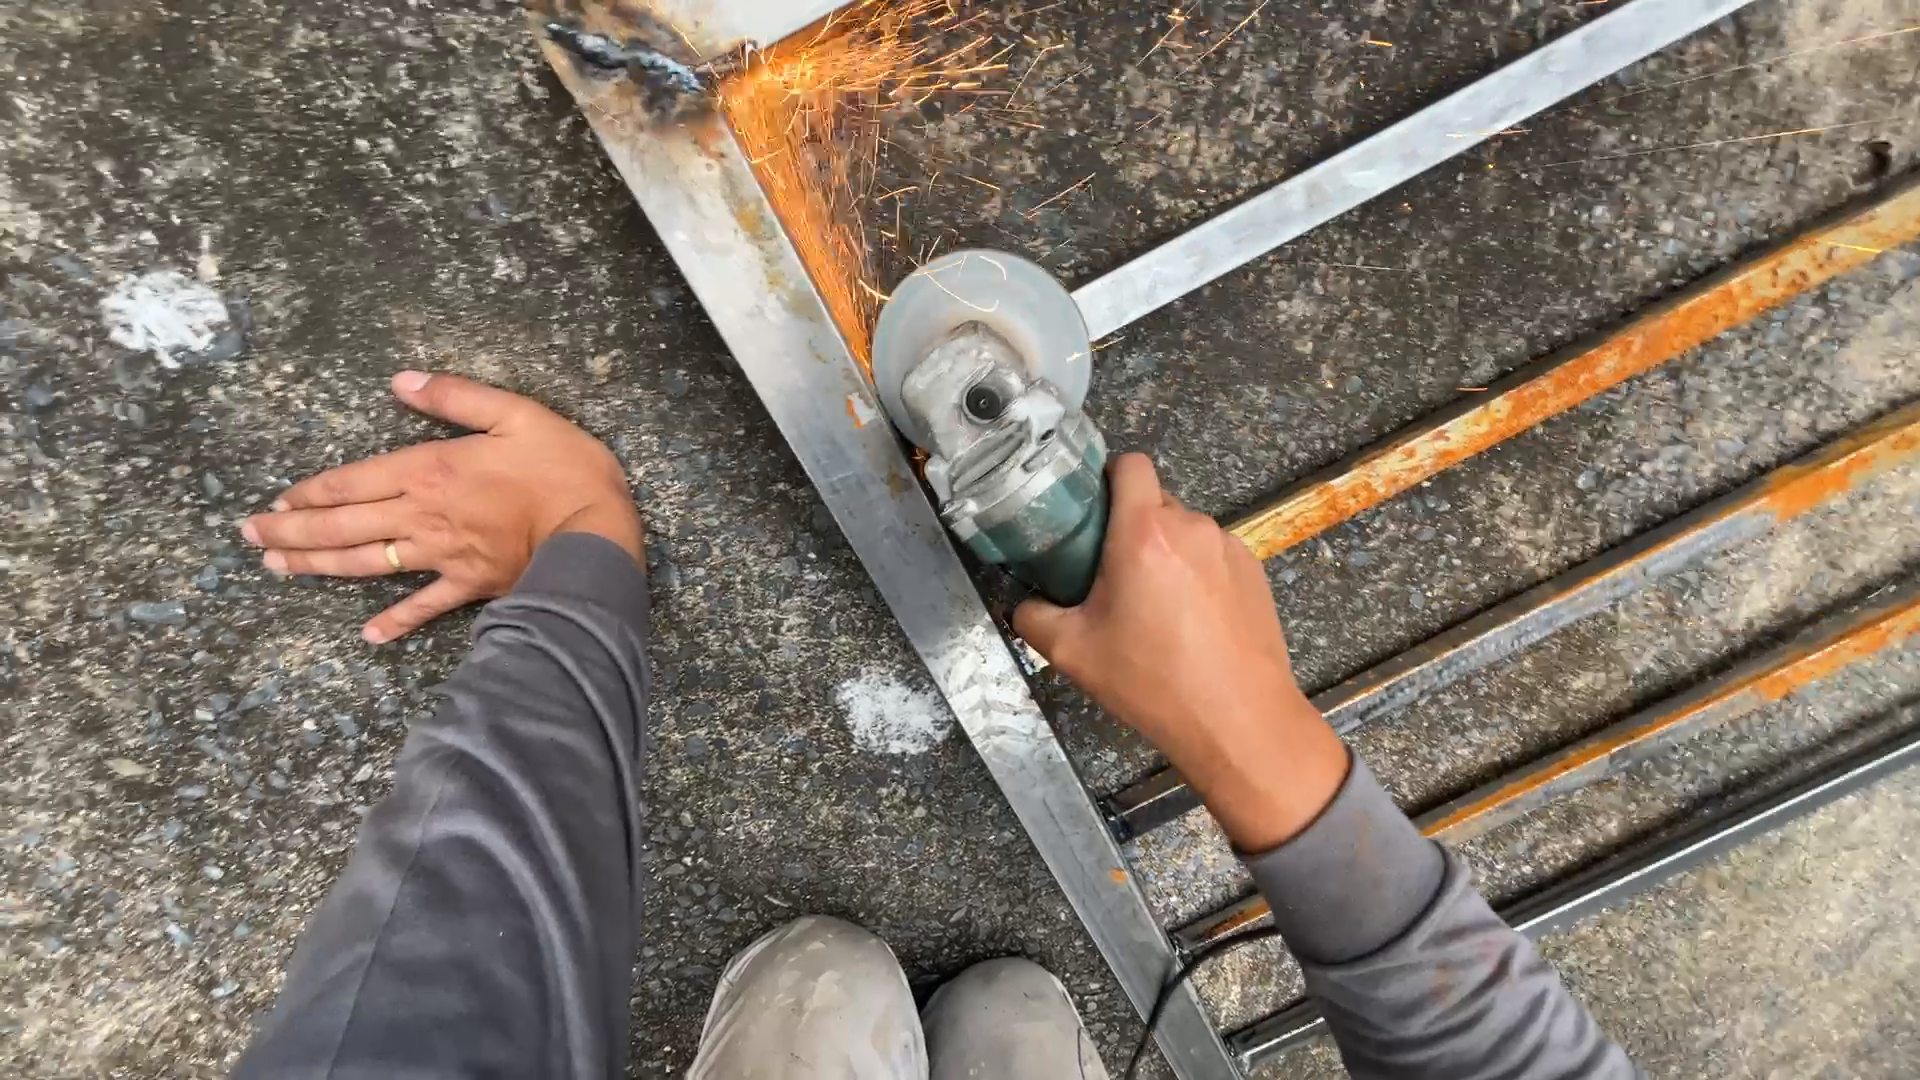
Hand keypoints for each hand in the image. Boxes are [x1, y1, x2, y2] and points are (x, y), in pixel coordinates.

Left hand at [241, 371, 642, 643]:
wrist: (597, 530)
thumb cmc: (566, 469)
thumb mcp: (521, 415)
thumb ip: (460, 397)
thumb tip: (401, 380)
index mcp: (430, 469)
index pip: (352, 481)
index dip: (310, 491)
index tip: (278, 499)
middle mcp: (422, 515)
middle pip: (342, 525)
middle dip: (291, 529)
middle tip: (250, 534)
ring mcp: (443, 555)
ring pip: (365, 562)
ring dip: (317, 565)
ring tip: (278, 567)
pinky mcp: (470, 584)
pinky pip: (425, 606)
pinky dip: (396, 622)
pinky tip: (369, 636)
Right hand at [1014, 455, 1348, 851]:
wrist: (1239, 721)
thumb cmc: (1152, 682)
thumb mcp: (1072, 653)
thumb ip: (1032, 617)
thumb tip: (1022, 605)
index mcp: (1144, 533)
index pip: (1129, 464)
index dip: (1107, 477)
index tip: (1092, 512)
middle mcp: (1192, 527)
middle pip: (1153, 500)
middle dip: (1130, 527)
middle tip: (1112, 575)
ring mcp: (1229, 547)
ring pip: (1184, 530)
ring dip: (1164, 551)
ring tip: (1155, 606)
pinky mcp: (1255, 571)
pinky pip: (1212, 553)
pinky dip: (1196, 571)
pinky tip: (1192, 619)